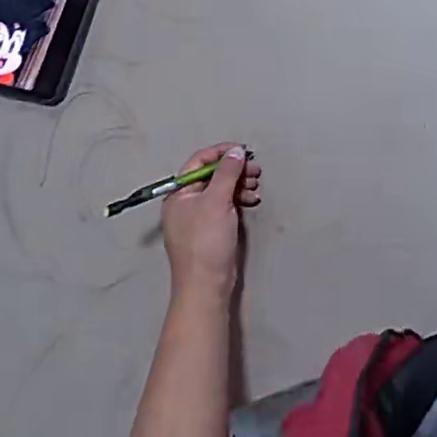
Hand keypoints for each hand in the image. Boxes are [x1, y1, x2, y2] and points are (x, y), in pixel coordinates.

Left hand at [160, 143, 260, 300]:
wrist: (207, 286)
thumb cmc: (206, 240)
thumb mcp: (217, 201)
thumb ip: (227, 172)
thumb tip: (235, 150)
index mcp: (179, 192)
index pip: (200, 161)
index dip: (221, 152)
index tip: (243, 151)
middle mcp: (187, 201)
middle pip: (213, 174)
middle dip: (235, 170)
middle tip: (256, 170)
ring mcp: (200, 216)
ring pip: (222, 189)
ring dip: (240, 183)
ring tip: (256, 186)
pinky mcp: (212, 228)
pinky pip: (226, 204)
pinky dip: (239, 199)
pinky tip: (253, 200)